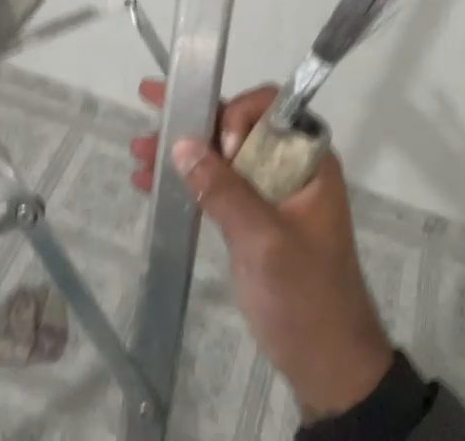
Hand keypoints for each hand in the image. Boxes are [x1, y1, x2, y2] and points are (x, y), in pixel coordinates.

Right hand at [131, 81, 394, 419]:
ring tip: (137, 149)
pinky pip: (217, 188)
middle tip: (151, 101)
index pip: (273, 110)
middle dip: (195, 119)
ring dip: (182, 151)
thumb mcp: (263, 241)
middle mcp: (291, 170)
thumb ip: (223, 191)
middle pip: (240, 127)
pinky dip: (186, 182)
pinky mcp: (252, 221)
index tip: (220, 148)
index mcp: (309, 163)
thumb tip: (182, 145)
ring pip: (222, 157)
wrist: (327, 364)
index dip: (239, 116)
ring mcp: (270, 196)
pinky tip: (148, 181)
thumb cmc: (306, 297)